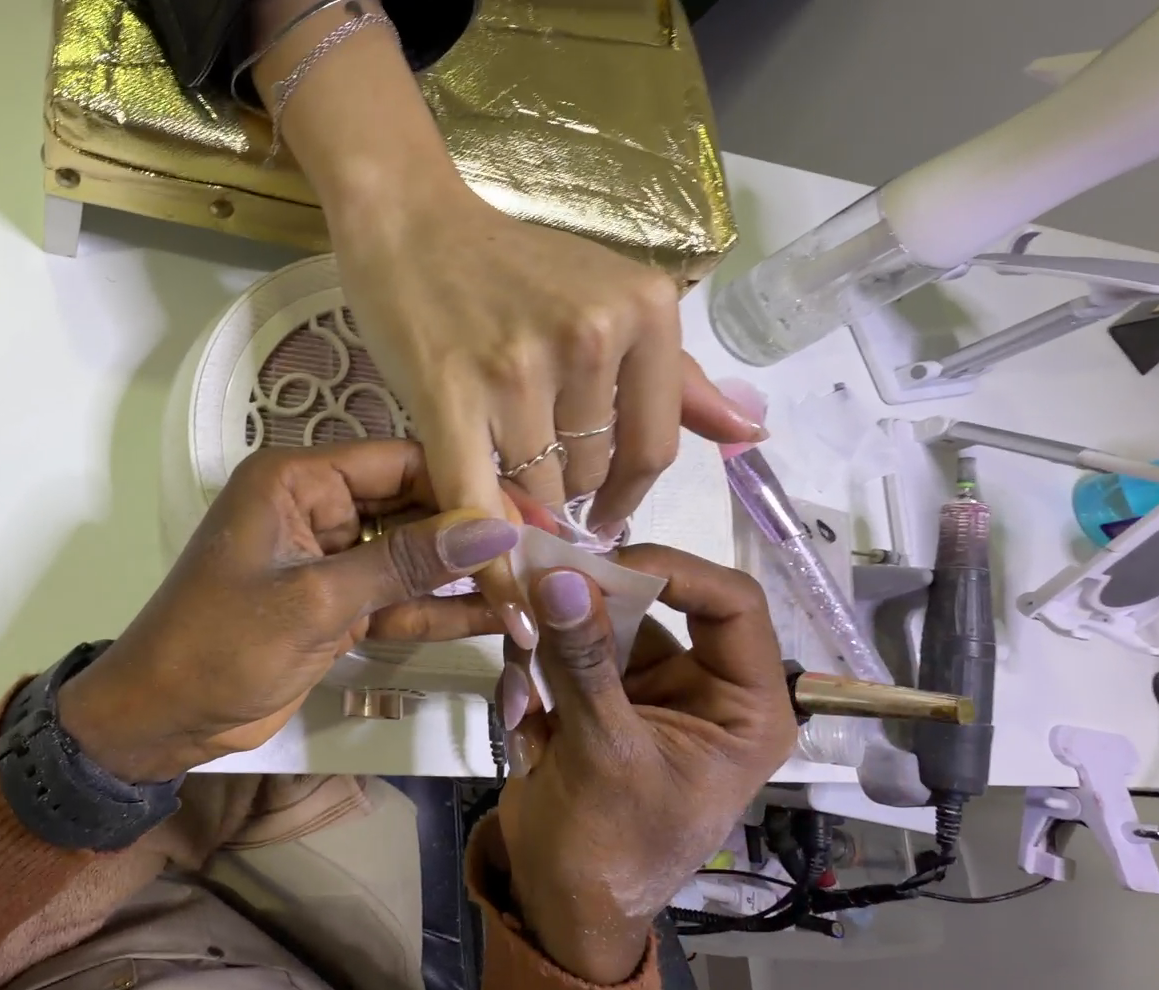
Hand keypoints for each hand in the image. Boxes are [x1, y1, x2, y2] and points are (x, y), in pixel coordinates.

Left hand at [59, 441, 518, 783]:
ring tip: (536, 587)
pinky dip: (435, 610)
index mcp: (295, 480)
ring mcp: (325, 558)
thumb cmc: (221, 645)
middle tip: (550, 552)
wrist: (162, 717)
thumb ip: (406, 563)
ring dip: (463, 576)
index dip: (468, 484)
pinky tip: (495, 617)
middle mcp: (313, 507)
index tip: (533, 511)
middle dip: (473, 533)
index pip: (400, 461)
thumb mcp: (316, 600)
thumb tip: (495, 528)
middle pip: (411, 506)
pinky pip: (394, 598)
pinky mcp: (333, 605)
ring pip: (408, 556)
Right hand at [330, 180, 765, 641]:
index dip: (627, 500)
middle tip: (527, 501)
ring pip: (537, 490)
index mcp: (644, 311)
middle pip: (591, 475)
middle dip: (565, 502)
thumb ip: (676, 371)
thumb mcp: (607, 296)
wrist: (409, 223)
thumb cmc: (503, 262)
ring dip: (522, 512)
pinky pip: (479, 498)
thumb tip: (749, 433)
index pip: (654, 447)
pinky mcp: (449, 394)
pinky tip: (506, 597)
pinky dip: (493, 559)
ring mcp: (518, 368)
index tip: (599, 521)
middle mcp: (592, 338)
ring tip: (492, 503)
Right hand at [493, 545, 796, 983]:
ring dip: (550, 642)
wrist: (561, 900)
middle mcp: (697, 685)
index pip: (730, 604)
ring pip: (595, 625)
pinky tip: (522, 717)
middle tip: (529, 587)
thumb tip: (557, 576)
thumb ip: (581, 659)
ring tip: (524, 690)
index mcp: (742, 703)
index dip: (671, 570)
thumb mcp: (603, 750)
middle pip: (651, 605)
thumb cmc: (611, 843)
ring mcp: (640, 690)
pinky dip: (532, 669)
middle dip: (589, 602)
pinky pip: (560, 653)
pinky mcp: (592, 698)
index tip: (595, 562)